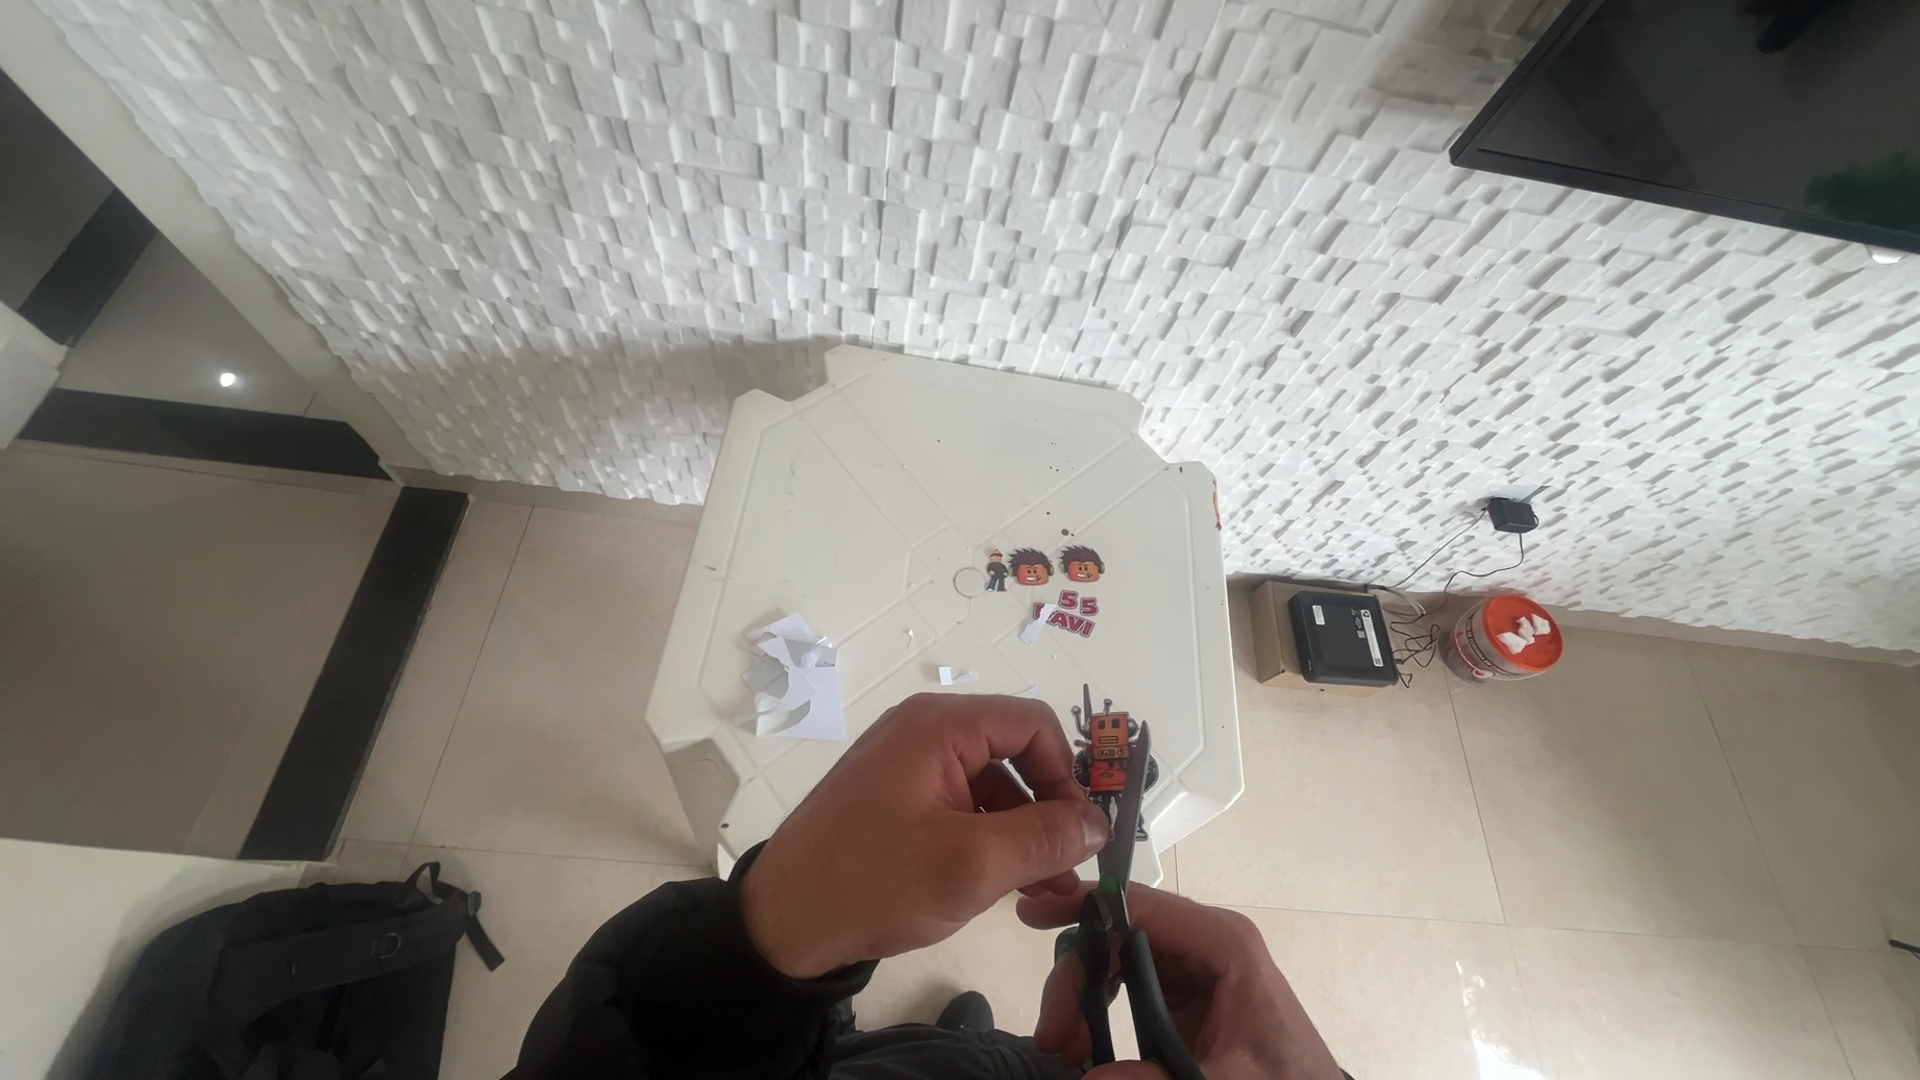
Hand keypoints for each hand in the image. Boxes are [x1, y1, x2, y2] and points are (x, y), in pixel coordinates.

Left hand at [741, 693, 1110, 978]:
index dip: (1065, 773)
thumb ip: (1044, 837)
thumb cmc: (875, 881)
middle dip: (1046, 809)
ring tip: (1041, 889)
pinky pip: (961, 801)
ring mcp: (909, 761)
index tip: (1079, 832)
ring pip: (990, 782)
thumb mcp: (971, 864)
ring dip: (1021, 830)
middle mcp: (925, 730)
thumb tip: (1098, 821)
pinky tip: (1001, 882)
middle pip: (1013, 752)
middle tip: (1066, 870)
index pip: (1032, 724)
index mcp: (941, 726)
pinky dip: (988, 836)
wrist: (780, 922)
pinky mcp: (898, 794)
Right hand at [1017, 883, 1342, 1079]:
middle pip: (1118, 933)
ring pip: (1114, 957)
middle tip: (1050, 1030)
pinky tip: (1081, 1042)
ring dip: (1081, 995)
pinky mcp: (1181, 991)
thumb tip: (1088, 1078)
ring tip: (1061, 1044)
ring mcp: (1190, 964)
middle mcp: (1201, 940)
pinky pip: (1124, 984)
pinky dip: (1097, 1008)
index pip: (1140, 904)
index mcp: (1221, 942)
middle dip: (1076, 975)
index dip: (1085, 904)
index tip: (1035, 916)